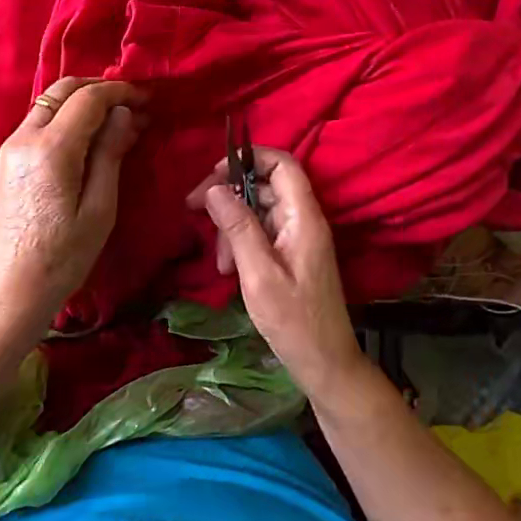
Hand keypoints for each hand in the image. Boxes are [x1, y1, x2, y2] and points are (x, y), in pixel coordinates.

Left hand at [0, 77, 145, 332]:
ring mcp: (11, 146)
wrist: (10, 287)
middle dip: (101, 88)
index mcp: (51, 150)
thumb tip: (124, 114)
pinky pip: (41, 121)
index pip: (88, 98)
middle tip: (134, 105)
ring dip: (83, 101)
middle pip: (63, 89)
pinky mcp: (7, 158)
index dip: (121, 91)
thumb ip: (110, 154)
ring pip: (50, 102)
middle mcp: (25, 137)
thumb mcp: (99, 209)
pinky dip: (68, 117)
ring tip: (117, 122)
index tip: (148, 98)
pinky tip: (91, 137)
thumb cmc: (62, 257)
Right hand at [187, 147, 365, 388]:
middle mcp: (305, 221)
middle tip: (196, 210)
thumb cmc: (293, 321)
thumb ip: (238, 228)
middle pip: (266, 186)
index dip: (250, 158)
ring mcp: (299, 239)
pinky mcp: (292, 256)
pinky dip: (241, 245)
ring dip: (232, 227)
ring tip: (219, 261)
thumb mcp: (259, 274)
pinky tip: (229, 269)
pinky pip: (262, 234)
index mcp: (304, 218)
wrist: (324, 362)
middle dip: (230, 196)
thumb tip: (215, 189)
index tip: (214, 174)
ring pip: (259, 211)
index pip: (283, 165)